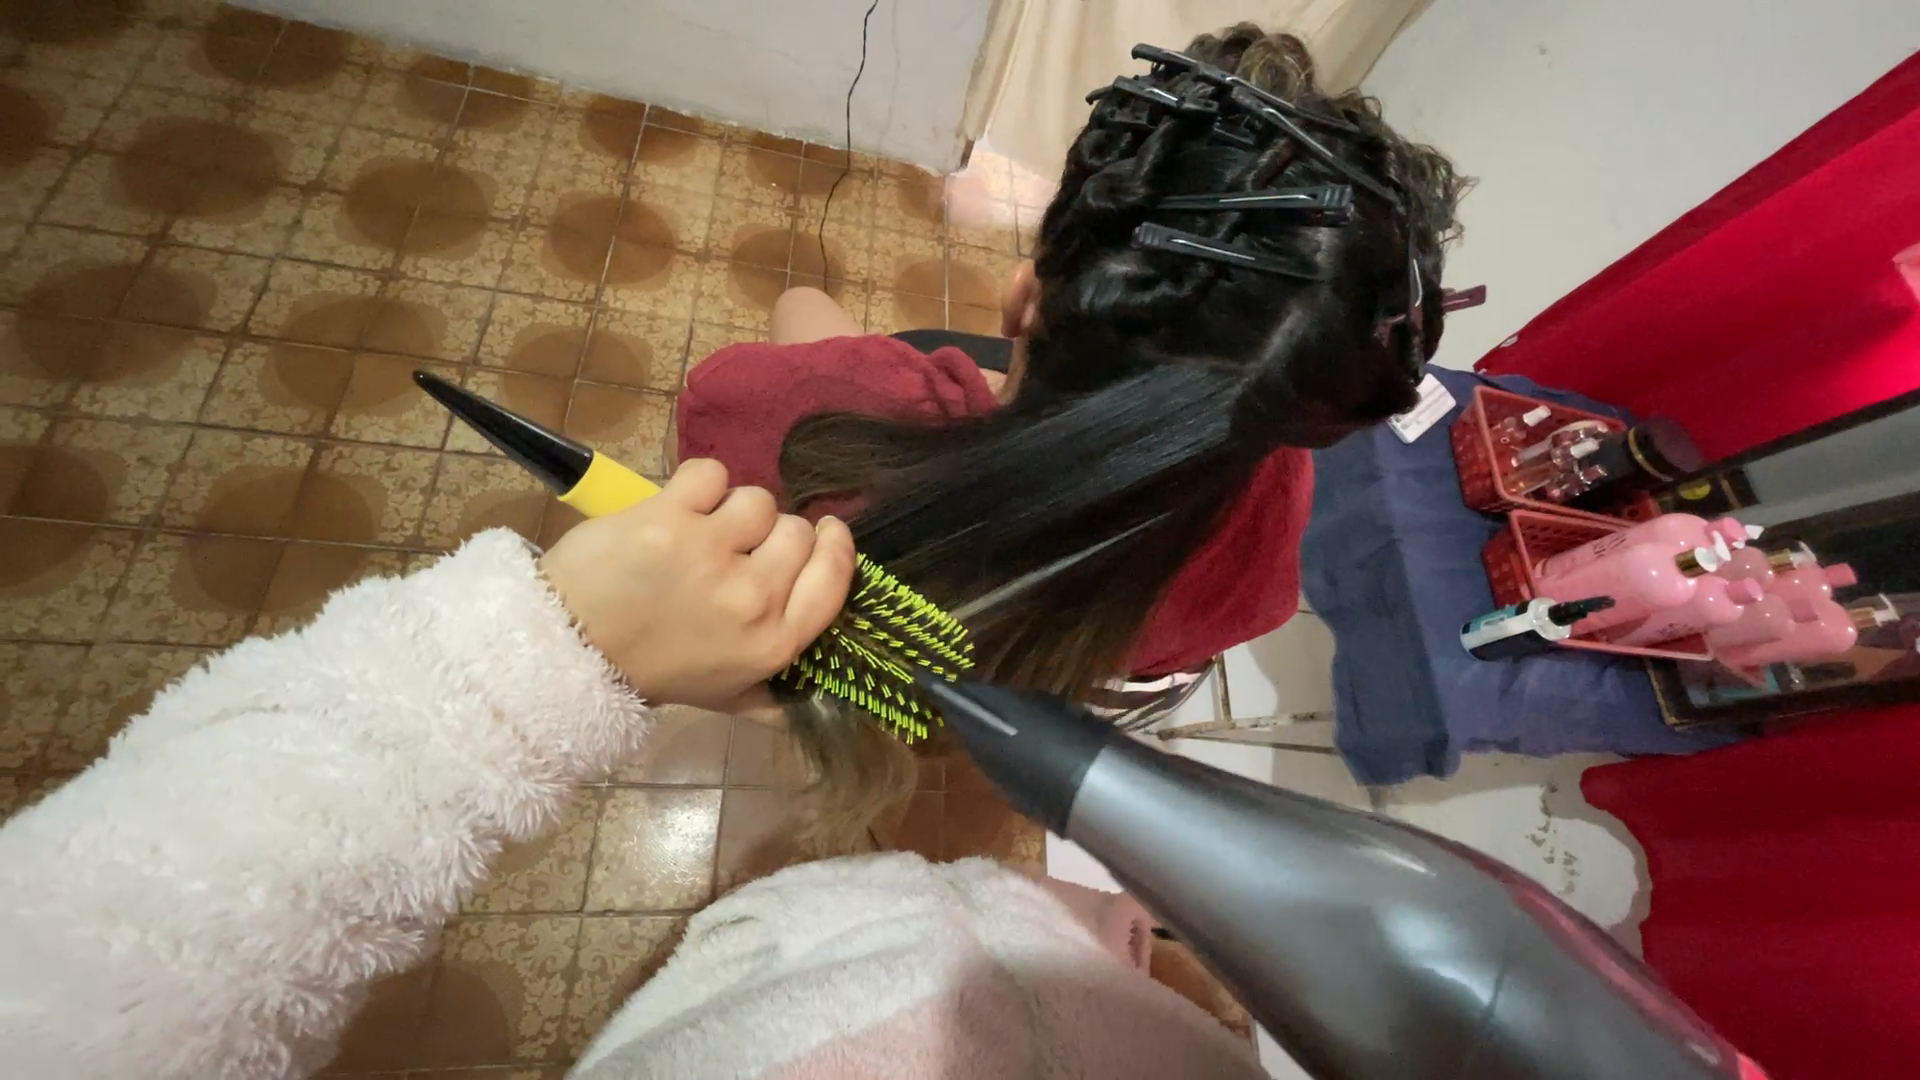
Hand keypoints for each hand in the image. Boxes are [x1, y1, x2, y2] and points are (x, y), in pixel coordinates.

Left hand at [539, 459, 855, 712]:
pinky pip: (711, 475)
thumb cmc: (656, 672)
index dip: (835, 545)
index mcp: (774, 640)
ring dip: (734, 510)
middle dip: (773, 534)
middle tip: (740, 548)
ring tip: (703, 531)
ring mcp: (710, 552)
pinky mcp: (668, 516)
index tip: (825, 533)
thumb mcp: (728, 697)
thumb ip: (776, 695)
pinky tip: (680, 507)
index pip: (834, 576)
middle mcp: (753, 596)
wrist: (571, 651)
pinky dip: (698, 485)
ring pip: (757, 499)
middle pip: (798, 530)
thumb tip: (818, 691)